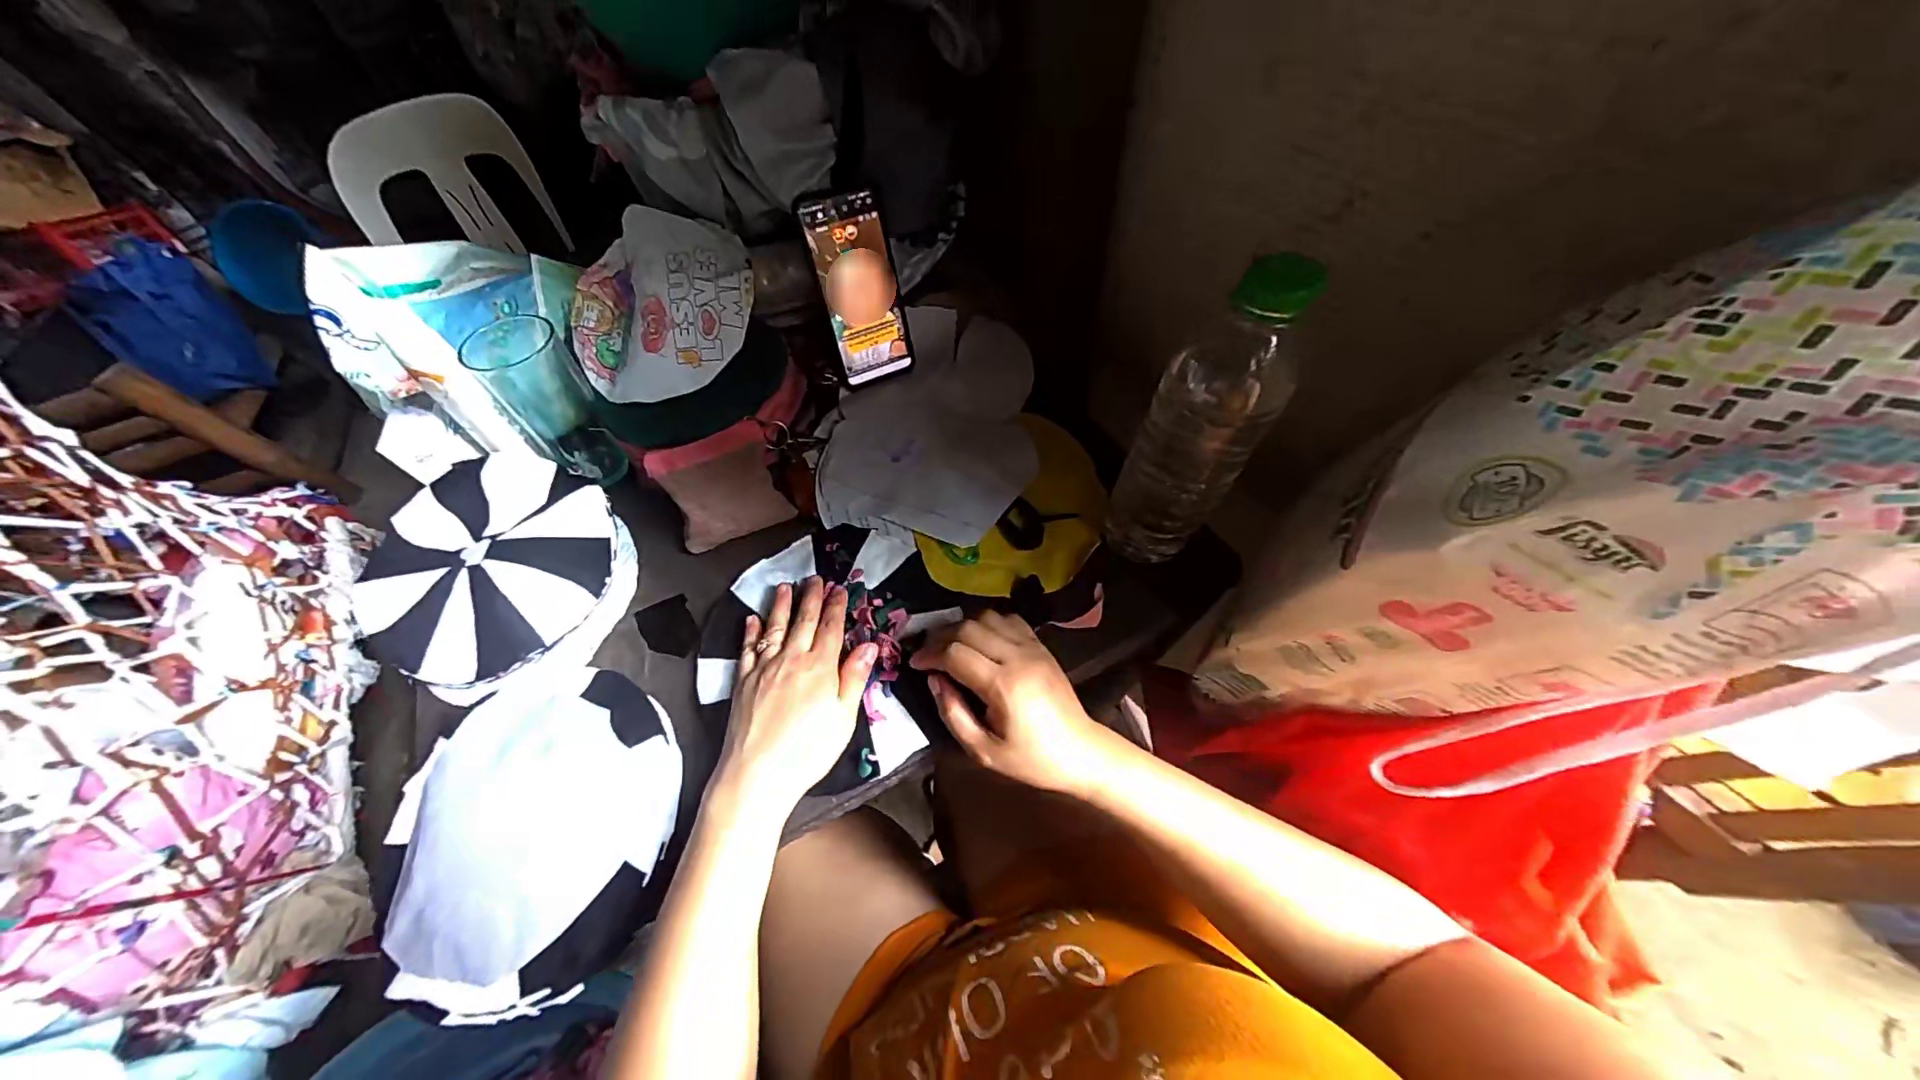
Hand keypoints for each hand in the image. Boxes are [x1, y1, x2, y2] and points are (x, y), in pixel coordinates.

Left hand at [723, 577, 877, 812]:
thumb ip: (854, 678)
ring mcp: (764, 670)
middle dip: (811, 597)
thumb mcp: (844, 718)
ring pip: (774, 628)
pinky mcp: (743, 683)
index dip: (836, 607)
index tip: (839, 590)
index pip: (831, 628)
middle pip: (803, 621)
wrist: (757, 774)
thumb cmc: (806, 753)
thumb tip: (868, 647)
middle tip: (815, 579)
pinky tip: (752, 620)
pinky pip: (748, 648)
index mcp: (820, 668)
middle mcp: (791, 661)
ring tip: (785, 587)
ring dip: (781, 605)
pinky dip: (751, 632)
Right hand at [909, 611, 1119, 797]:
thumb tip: (934, 681)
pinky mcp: (1041, 645)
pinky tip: (979, 640)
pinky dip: (987, 622)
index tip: (915, 664)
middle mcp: (1019, 657)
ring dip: (962, 626)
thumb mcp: (983, 752)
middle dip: (939, 637)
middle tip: (926, 653)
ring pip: (987, 616)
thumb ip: (953, 714)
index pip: (955, 653)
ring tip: (950, 645)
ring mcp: (1033, 647)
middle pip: (968, 627)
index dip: (929, 655)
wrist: (1081, 751)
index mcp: (1004, 685)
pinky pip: (1008, 619)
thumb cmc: (1031, 759)